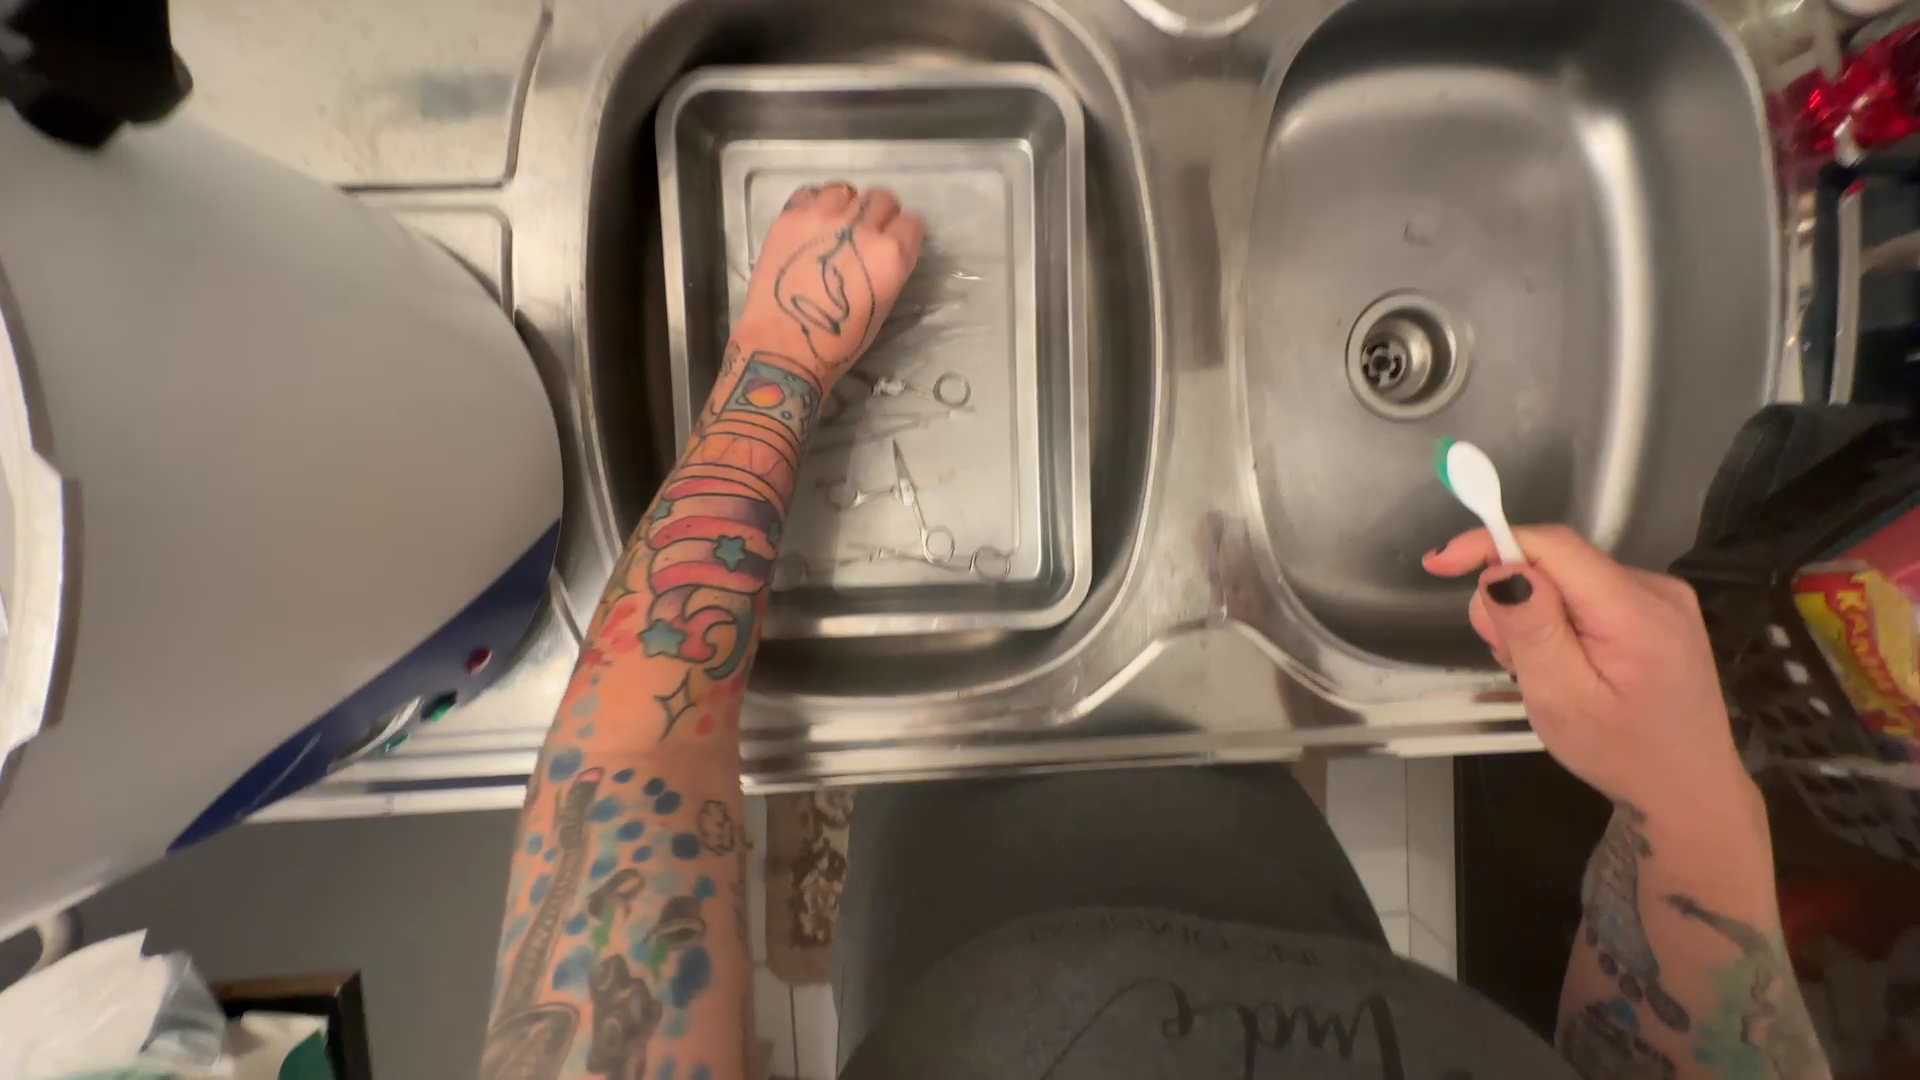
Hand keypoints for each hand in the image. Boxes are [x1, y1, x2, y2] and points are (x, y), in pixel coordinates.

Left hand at [736, 181, 925, 381]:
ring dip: (847, 205)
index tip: (897, 242)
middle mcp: (861, 228)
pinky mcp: (790, 216)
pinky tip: (812, 227)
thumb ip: (890, 270)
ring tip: (836, 228)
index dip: (906, 233)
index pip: (913, 223)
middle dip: (880, 215)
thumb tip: (886, 251)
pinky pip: (811, 193)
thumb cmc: (839, 343)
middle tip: (867, 235)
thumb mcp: (882, 308)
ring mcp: (822, 217)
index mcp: (891, 256)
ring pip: (845, 190)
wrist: (783, 348)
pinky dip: (816, 205)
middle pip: (882, 198)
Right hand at [1423, 526, 1755, 819]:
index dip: (1488, 544)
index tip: (1437, 565)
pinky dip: (1547, 621)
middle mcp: (1652, 589)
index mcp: (1635, 610)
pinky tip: (1559, 662)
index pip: (1551, 546)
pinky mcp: (1648, 611)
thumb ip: (1532, 629)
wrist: (1686, 792)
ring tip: (1538, 669)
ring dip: (1526, 616)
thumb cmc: (1620, 752)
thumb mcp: (1561, 697)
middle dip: (1508, 599)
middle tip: (1509, 657)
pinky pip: (1574, 594)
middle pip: (1550, 562)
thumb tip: (1499, 571)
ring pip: (1556, 578)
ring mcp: (1654, 599)